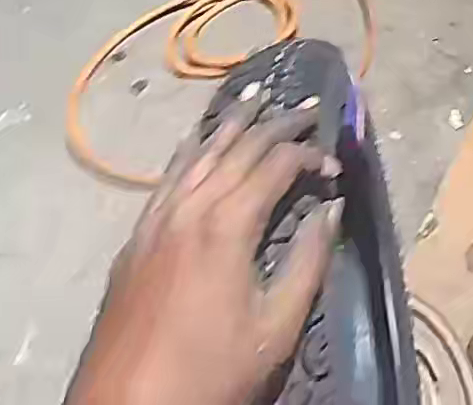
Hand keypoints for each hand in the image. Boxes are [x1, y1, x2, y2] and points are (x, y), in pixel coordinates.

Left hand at [66, 103, 340, 404]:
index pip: (278, 163)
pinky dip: (192, 148)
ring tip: (258, 96)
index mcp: (228, 223)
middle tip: (310, 107)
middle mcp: (192, 205)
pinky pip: (169, 175)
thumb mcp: (275, 327)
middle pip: (243, 146)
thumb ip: (310, 259)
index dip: (312, 155)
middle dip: (281, 123)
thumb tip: (333, 206)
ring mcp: (158, 218)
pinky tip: (199, 137)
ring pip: (203, 151)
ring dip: (234, 122)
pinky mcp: (137, 236)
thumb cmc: (208, 376)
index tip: (335, 168)